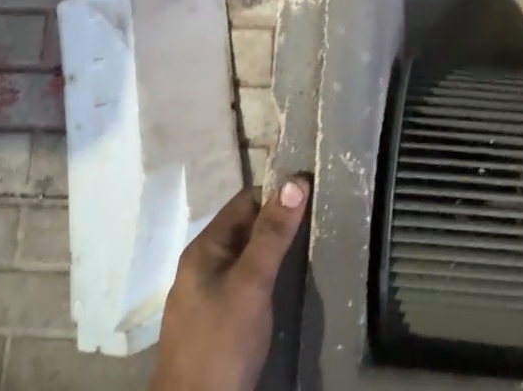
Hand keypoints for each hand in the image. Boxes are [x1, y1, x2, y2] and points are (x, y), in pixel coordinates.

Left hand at [152, 176, 310, 390]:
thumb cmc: (222, 341)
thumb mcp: (252, 283)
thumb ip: (272, 234)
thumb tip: (295, 180)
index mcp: (204, 249)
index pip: (244, 202)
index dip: (276, 195)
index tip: (313, 195)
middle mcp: (202, 265)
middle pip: (245, 228)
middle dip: (278, 223)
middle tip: (320, 221)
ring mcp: (206, 295)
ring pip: (246, 257)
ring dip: (274, 251)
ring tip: (311, 249)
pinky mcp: (216, 320)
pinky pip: (244, 283)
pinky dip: (267, 277)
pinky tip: (287, 286)